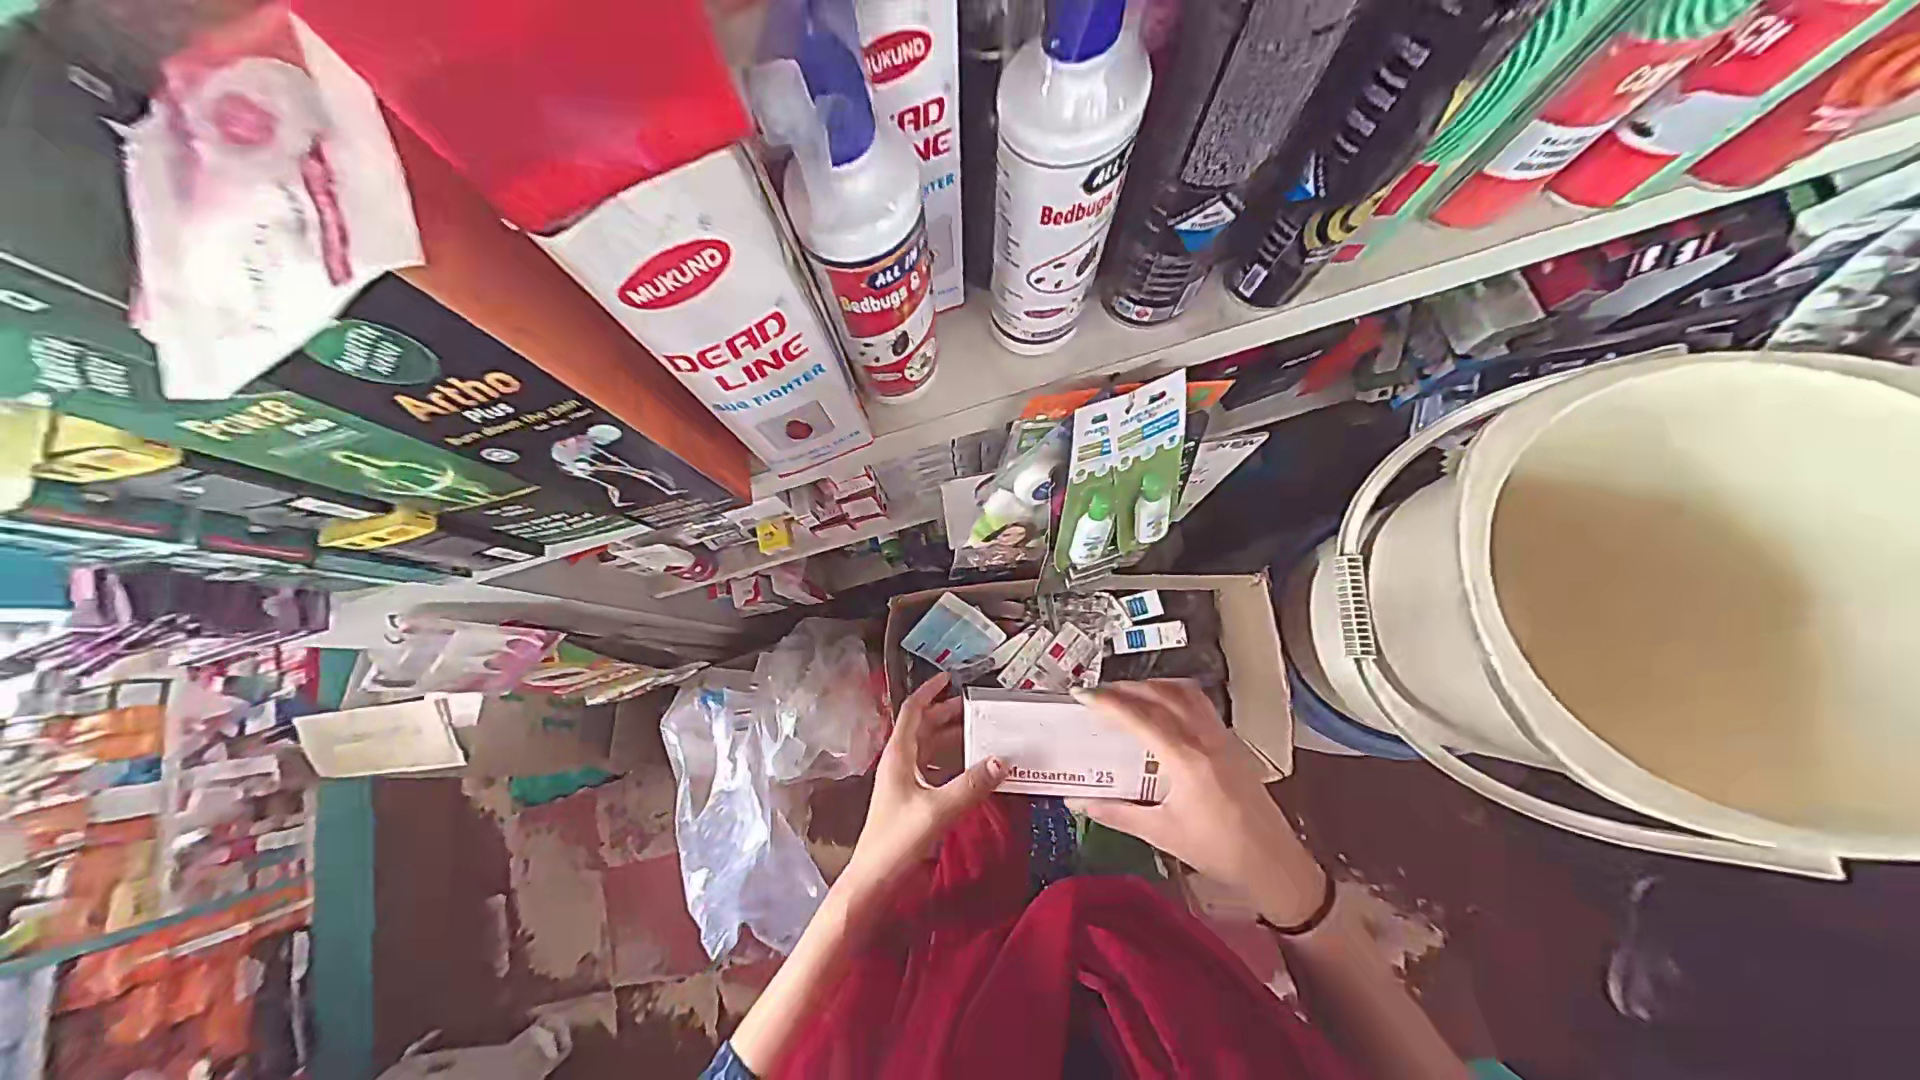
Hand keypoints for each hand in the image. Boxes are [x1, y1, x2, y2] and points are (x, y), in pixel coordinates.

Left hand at [839, 673, 1006, 904]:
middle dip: (946, 713)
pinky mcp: (910, 799)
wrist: (873, 879)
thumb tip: (1002, 760)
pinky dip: (951, 760)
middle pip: (923, 726)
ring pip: (929, 747)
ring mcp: (903, 781)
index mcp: (899, 755)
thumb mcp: (938, 810)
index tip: (947, 678)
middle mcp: (899, 762)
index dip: (929, 692)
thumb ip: (971, 785)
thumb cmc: (897, 840)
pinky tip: (970, 767)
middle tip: (974, 707)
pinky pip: (933, 768)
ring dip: (950, 736)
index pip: (912, 711)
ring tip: (978, 731)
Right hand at [1067, 680, 1327, 925]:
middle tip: (1099, 693)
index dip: (1108, 703)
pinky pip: (1199, 702)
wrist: (1274, 864)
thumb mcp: (1162, 833)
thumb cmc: (1220, 851)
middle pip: (1162, 694)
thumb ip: (1117, 813)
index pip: (1141, 718)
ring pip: (1184, 692)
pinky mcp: (1231, 741)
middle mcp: (1206, 740)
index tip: (1084, 695)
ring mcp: (1222, 737)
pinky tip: (1161, 705)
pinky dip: (1173, 693)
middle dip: (1126, 688)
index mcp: (1188, 761)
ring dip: (1151, 685)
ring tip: (1127, 693)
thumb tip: (1080, 802)